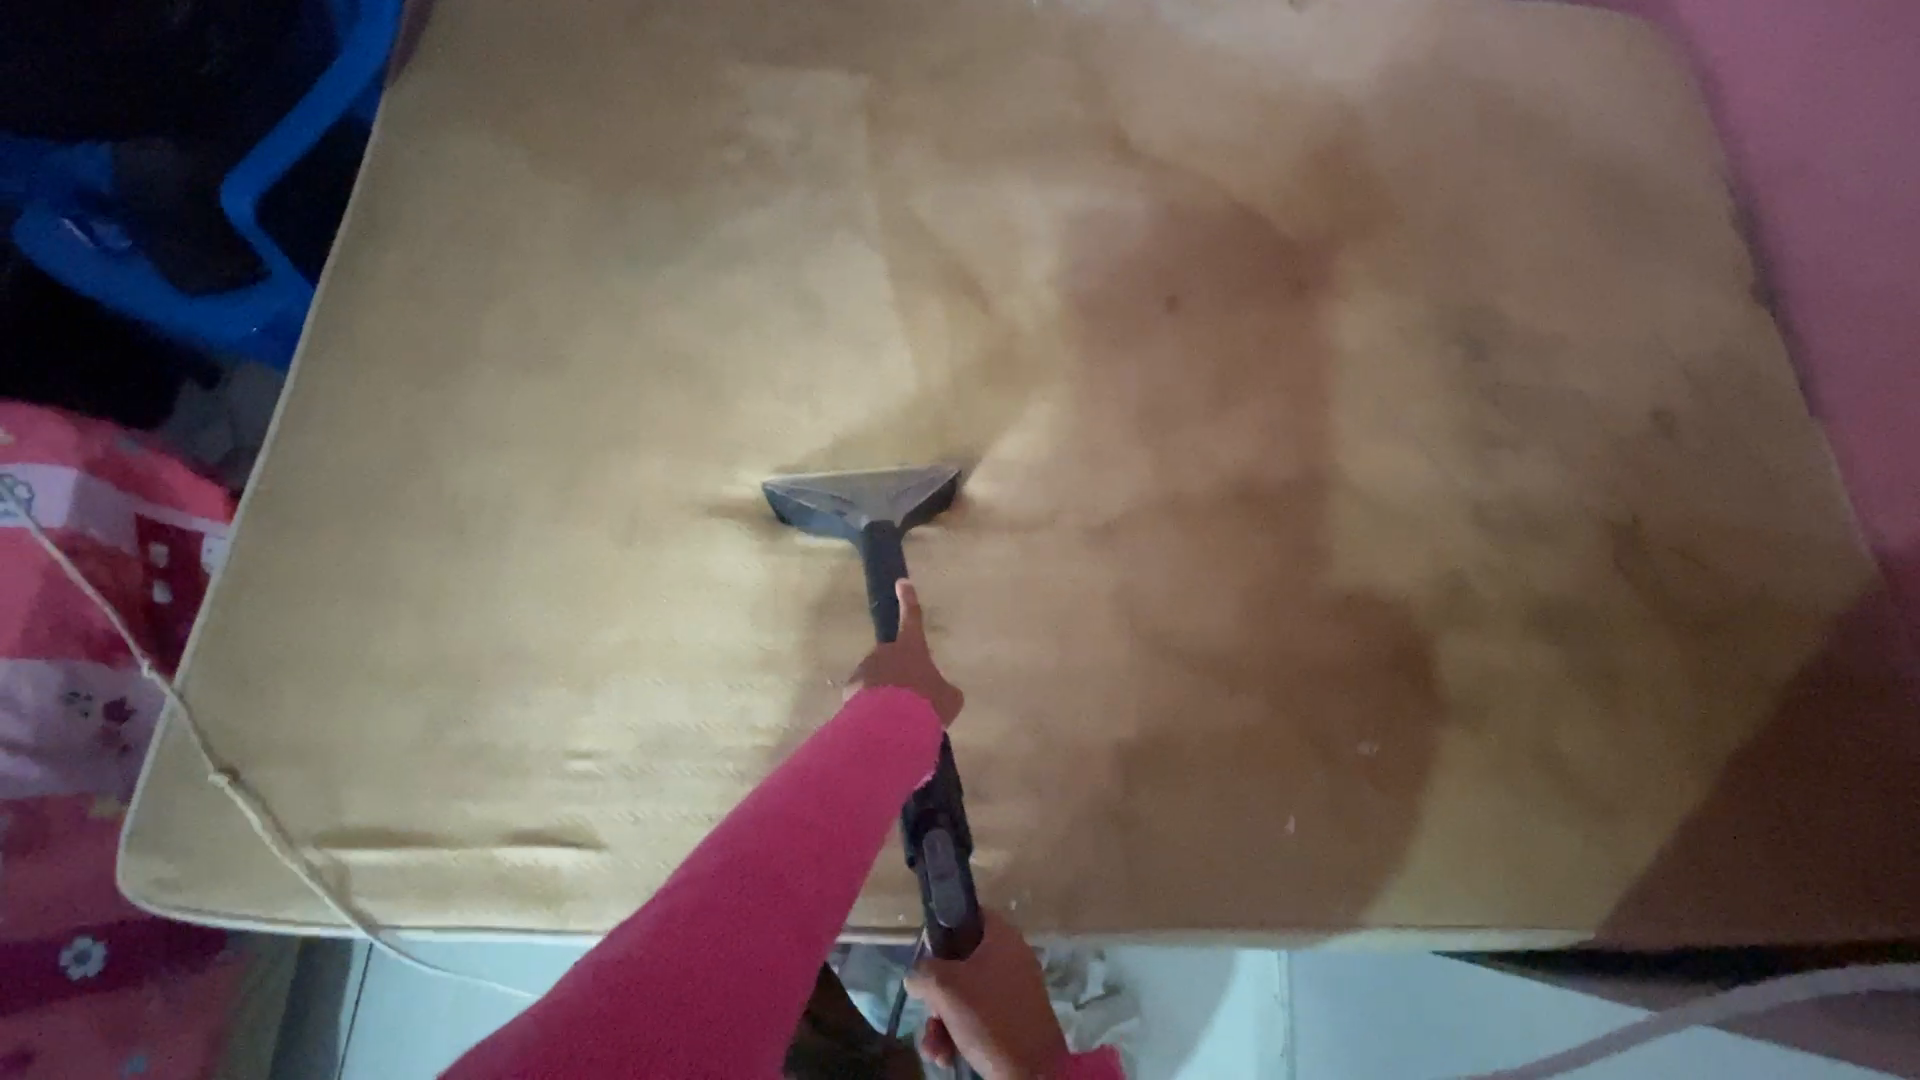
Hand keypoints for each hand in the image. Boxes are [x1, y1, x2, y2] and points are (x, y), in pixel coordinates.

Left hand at [846, 579, 964, 726]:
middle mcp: (886, 652)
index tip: (902, 581)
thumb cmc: (928, 704)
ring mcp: (865, 669)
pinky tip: (880, 724)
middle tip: (910, 700)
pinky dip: (870, 707)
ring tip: (896, 718)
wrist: (893, 726)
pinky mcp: (850, 689)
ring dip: (885, 693)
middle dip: (899, 675)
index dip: (909, 600)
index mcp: (912, 647)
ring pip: (876, 679)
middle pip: (893, 658)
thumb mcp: (949, 698)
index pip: (912, 618)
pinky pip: (862, 695)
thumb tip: (940, 692)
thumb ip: (943, 690)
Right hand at [905, 911, 1068, 1079]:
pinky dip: (959, 1034)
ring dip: (942, 1021)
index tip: (928, 950)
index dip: (947, 926)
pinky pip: (979, 1017)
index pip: (972, 913)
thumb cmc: (989, 1016)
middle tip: (929, 1011)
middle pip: (961, 962)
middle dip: (937, 993)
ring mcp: (1014, 991)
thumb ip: (924, 972)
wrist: (1032, 1073)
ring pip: (966, 995)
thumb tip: (916, 975)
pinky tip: (945, 1056)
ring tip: (933, 1047)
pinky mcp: (1014, 1020)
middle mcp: (1011, 958)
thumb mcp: (946, 988)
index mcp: (1002, 937)